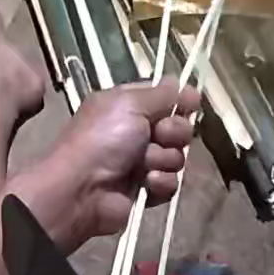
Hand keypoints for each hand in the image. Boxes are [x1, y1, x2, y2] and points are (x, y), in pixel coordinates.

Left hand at [10, 83, 200, 247]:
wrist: (83, 190)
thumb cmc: (103, 140)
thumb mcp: (129, 104)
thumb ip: (161, 94)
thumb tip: (181, 83)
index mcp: (127, 106)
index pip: (164, 97)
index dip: (178, 99)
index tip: (190, 102)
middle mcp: (136, 132)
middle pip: (178, 128)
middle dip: (174, 132)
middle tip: (158, 135)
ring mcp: (142, 162)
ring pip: (177, 157)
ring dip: (163, 159)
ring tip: (143, 164)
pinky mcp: (147, 189)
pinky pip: (171, 183)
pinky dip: (160, 183)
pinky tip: (146, 182)